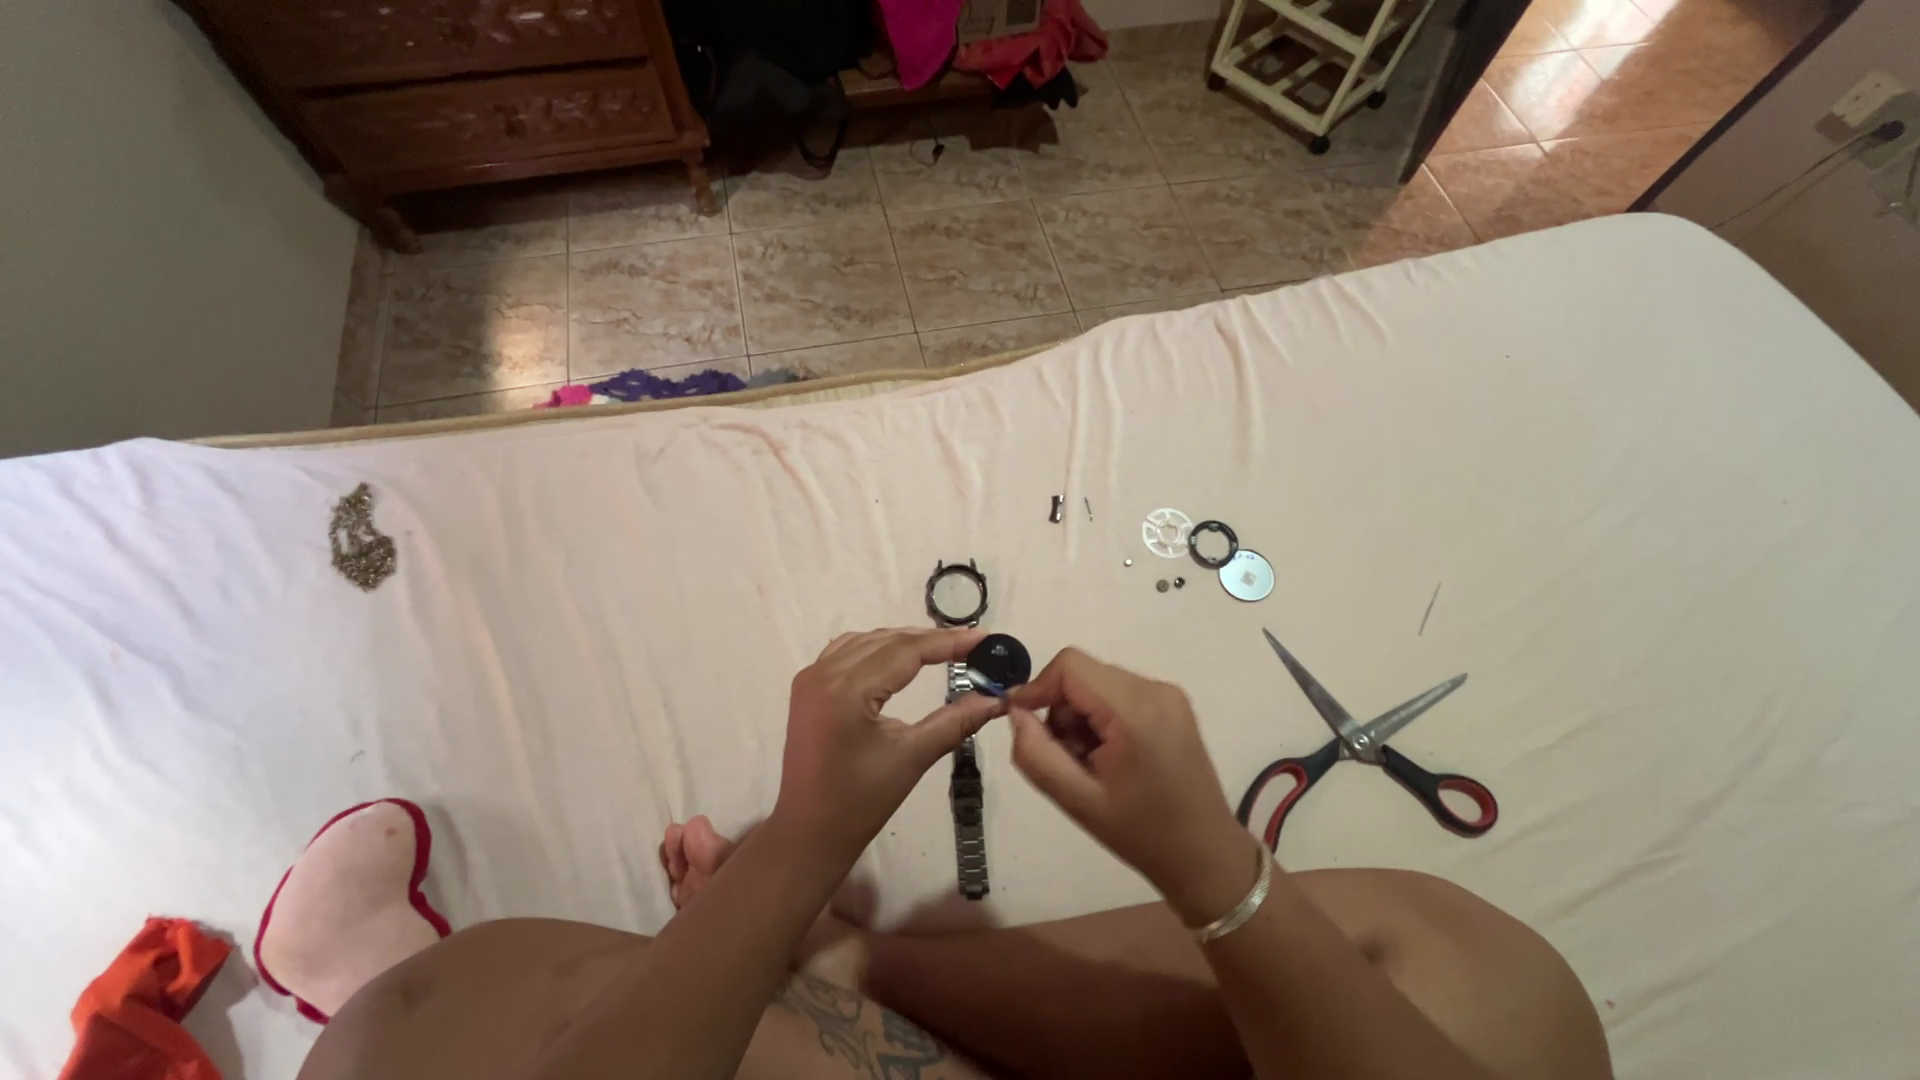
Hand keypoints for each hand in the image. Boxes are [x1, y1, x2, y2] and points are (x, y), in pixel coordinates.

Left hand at [774, 628, 1005, 866]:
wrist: (808, 832)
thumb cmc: (860, 802)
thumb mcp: (912, 758)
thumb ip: (956, 722)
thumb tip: (997, 699)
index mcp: (847, 690)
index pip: (905, 650)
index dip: (947, 641)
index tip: (983, 639)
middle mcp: (824, 673)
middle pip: (886, 641)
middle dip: (930, 640)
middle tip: (971, 645)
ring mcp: (810, 678)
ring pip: (866, 641)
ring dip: (903, 641)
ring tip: (942, 649)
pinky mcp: (806, 687)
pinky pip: (845, 651)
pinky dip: (876, 648)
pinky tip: (898, 658)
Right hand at [1008, 648, 1260, 924]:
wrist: (1204, 854)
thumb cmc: (1140, 833)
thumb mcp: (1076, 801)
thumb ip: (1035, 753)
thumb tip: (1016, 712)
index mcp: (1135, 710)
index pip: (1070, 666)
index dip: (1038, 688)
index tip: (1023, 723)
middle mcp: (1155, 689)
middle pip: (1083, 673)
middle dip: (1062, 710)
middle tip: (1066, 758)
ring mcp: (1168, 694)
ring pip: (1098, 682)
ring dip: (1080, 716)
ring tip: (1091, 763)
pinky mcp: (1172, 703)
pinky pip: (1118, 692)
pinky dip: (1101, 716)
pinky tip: (1111, 756)